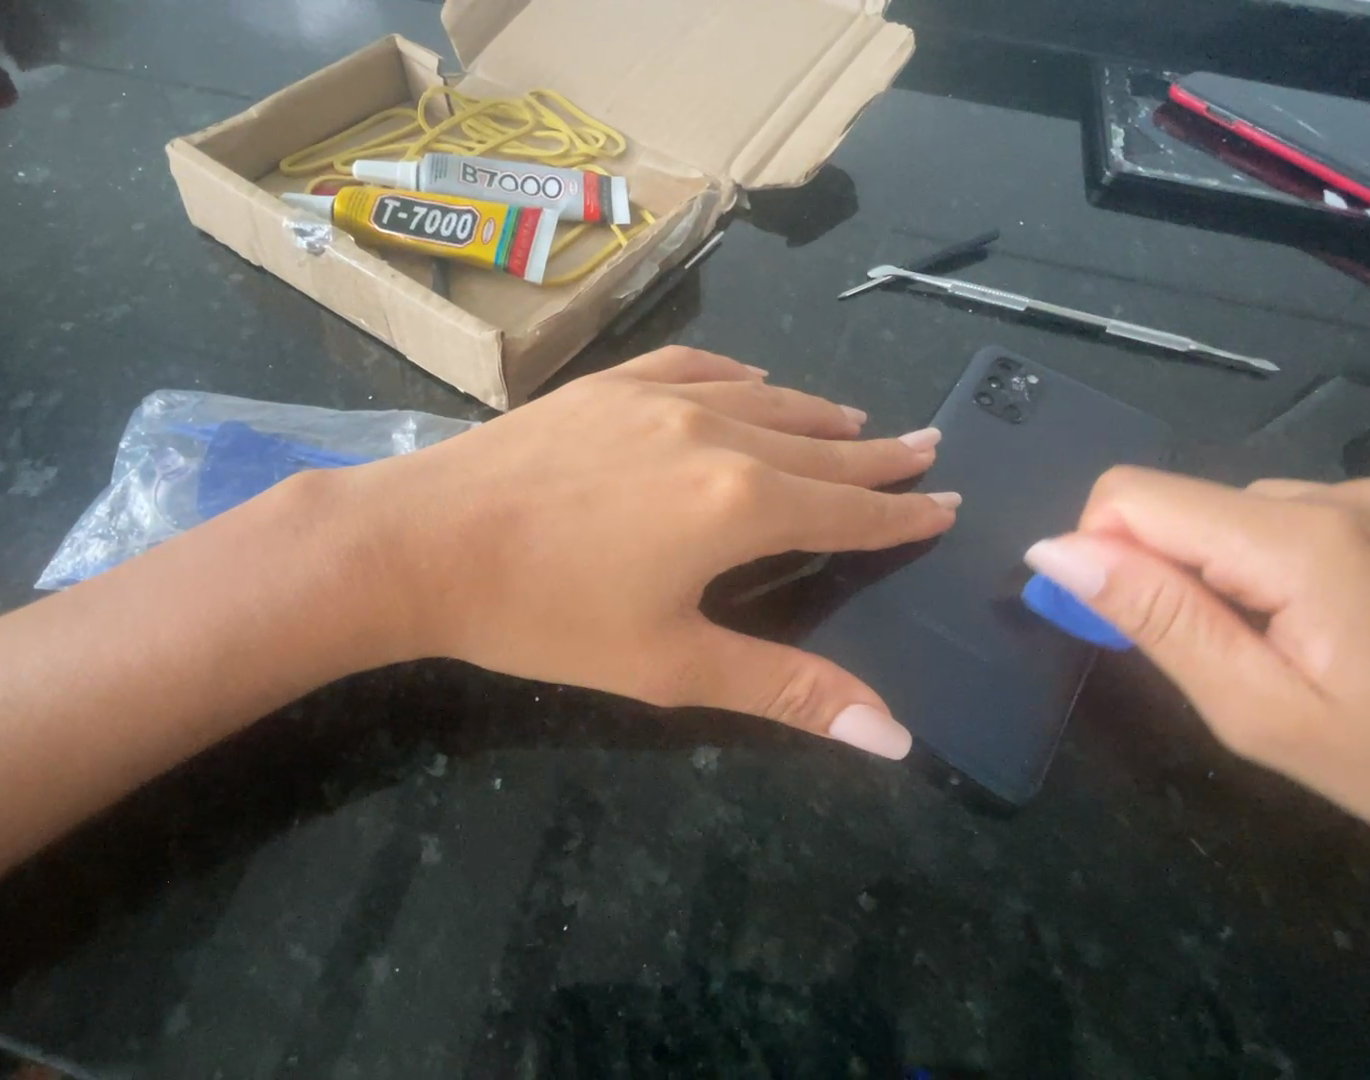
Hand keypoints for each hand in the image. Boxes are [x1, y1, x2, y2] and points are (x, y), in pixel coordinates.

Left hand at [336, 347, 959, 758]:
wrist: (421, 544)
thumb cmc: (543, 615)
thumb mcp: (668, 665)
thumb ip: (783, 689)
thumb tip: (894, 734)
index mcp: (739, 506)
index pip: (846, 513)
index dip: (901, 514)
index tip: (947, 502)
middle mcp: (714, 436)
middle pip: (817, 450)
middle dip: (876, 458)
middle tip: (926, 448)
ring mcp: (655, 400)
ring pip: (763, 402)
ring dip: (816, 416)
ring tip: (855, 424)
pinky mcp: (605, 386)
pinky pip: (693, 368)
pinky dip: (737, 377)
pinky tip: (751, 380)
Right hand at [1024, 467, 1369, 893]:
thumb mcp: (1262, 712)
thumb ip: (1154, 617)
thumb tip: (1052, 551)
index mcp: (1302, 541)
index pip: (1130, 496)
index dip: (1099, 555)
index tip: (1132, 628)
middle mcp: (1341, 494)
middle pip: (1179, 506)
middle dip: (1162, 576)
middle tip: (1219, 664)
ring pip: (1227, 516)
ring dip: (1218, 578)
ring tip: (1283, 654)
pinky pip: (1285, 523)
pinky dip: (1265, 571)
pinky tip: (1325, 631)